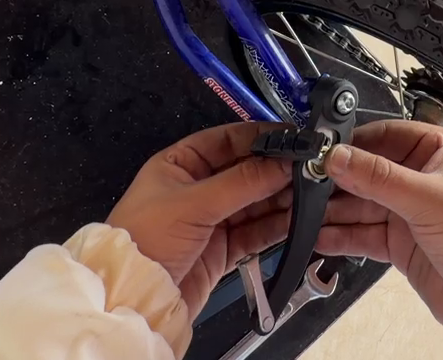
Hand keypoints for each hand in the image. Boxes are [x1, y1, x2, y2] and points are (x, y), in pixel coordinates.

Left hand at [105, 123, 292, 314]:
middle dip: (276, 170)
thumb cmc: (149, 239)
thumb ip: (243, 182)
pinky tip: (297, 219)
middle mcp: (198, 187)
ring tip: (310, 193)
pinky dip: (276, 225)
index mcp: (181, 163)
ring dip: (281, 197)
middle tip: (308, 168)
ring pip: (255, 201)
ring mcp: (211, 219)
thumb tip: (286, 161)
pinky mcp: (222, 249)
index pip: (228, 139)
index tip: (293, 138)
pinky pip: (255, 230)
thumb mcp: (194, 204)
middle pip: (246, 170)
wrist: (132, 304)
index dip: (261, 137)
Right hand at [317, 120, 442, 338]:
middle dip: (336, 180)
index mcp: (434, 149)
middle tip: (301, 186)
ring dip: (333, 210)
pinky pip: (363, 233)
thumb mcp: (427, 199)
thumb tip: (338, 156)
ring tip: (299, 213)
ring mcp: (407, 210)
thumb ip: (378, 178)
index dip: (351, 144)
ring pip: (361, 204)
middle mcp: (418, 175)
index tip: (320, 152)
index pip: (383, 135)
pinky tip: (317, 237)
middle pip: (366, 170)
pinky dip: (341, 236)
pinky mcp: (400, 242)